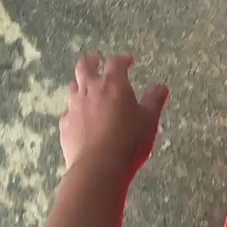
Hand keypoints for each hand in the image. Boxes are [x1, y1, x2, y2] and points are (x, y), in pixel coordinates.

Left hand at [60, 53, 169, 182]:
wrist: (98, 167)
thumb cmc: (129, 141)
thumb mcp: (149, 121)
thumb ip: (154, 101)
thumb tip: (162, 87)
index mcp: (113, 84)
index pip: (116, 63)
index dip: (122, 60)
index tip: (128, 61)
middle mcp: (90, 89)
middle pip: (85, 66)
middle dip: (92, 62)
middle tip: (96, 61)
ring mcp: (74, 106)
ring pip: (73, 87)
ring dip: (80, 86)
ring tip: (86, 90)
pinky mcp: (65, 125)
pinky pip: (68, 113)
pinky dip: (74, 113)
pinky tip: (80, 122)